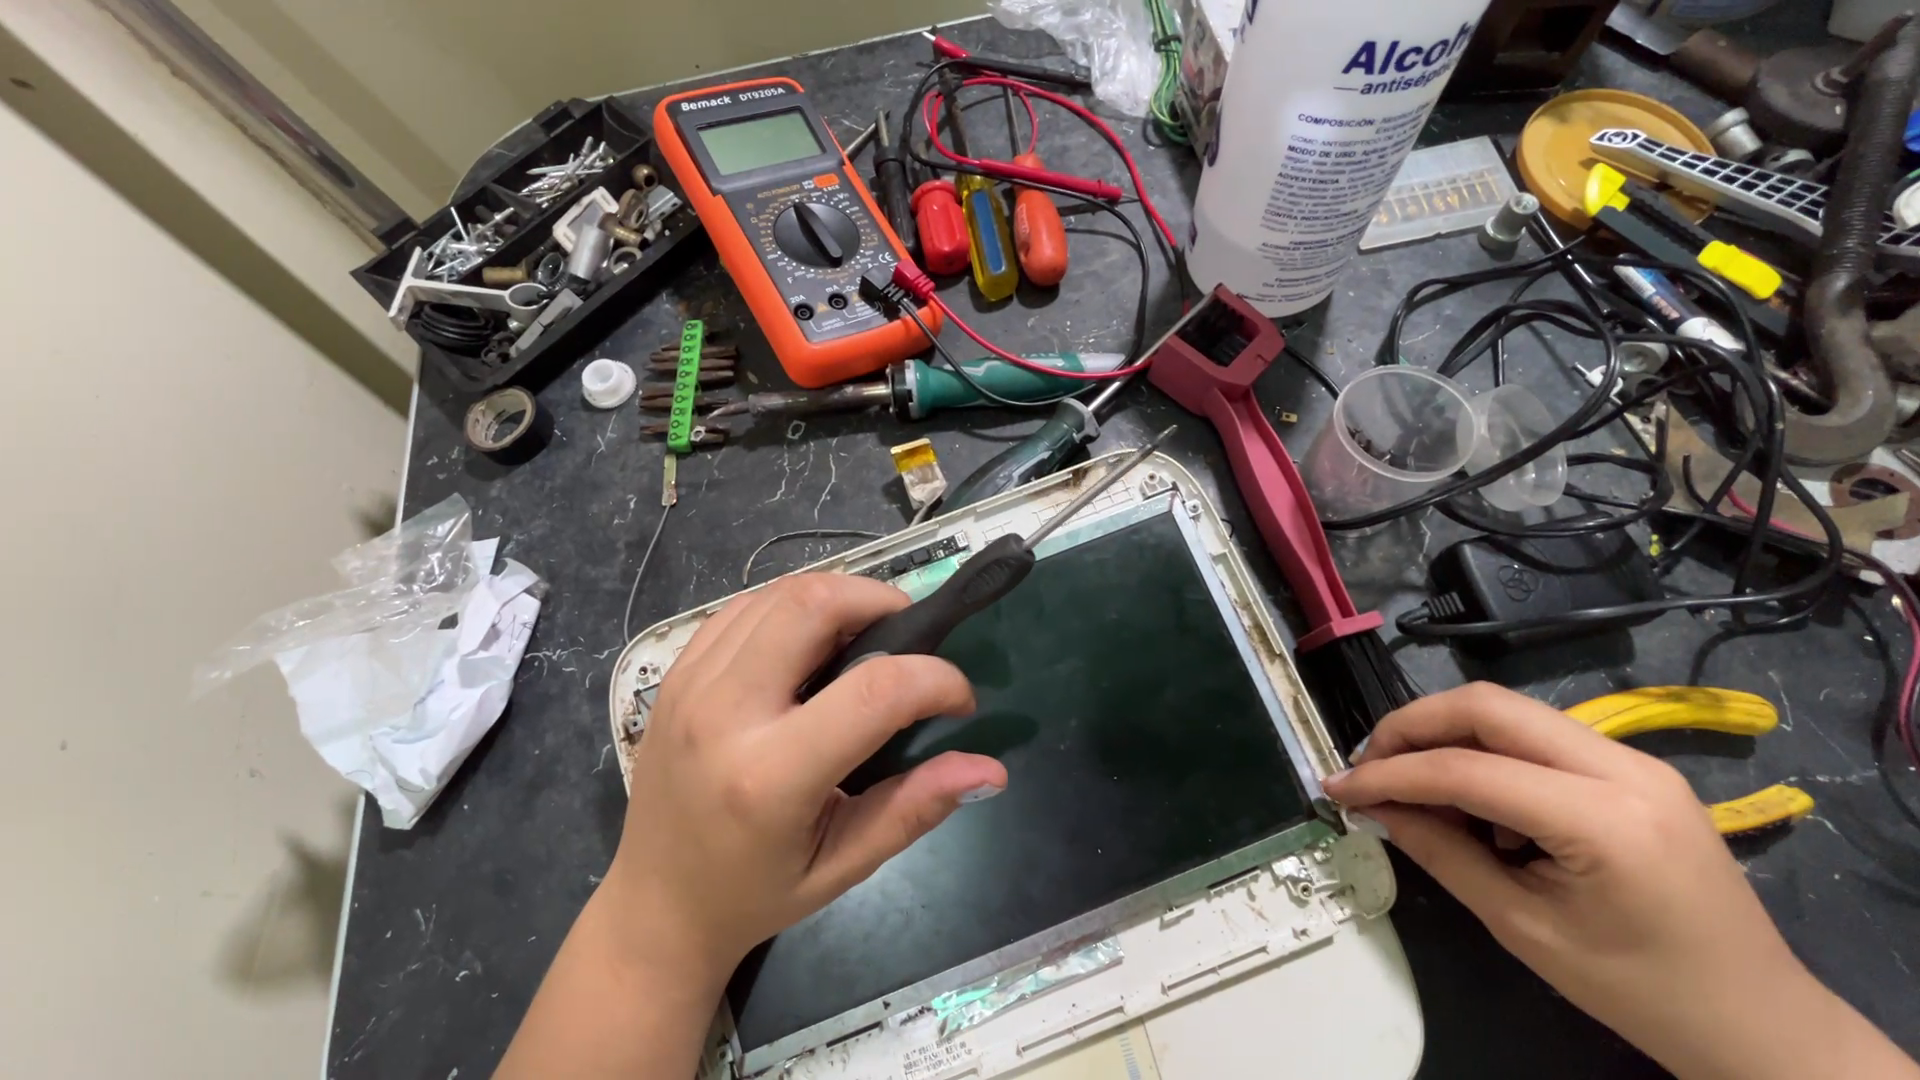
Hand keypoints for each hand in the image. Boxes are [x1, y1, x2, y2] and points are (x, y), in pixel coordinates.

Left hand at [608, 573, 1007, 972]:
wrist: (655, 904)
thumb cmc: (755, 893)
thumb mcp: (843, 865)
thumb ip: (915, 809)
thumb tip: (990, 769)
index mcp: (769, 777)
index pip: (874, 691)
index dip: (936, 678)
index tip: (959, 698)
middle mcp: (723, 715)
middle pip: (812, 605)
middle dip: (880, 600)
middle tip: (909, 635)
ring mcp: (690, 685)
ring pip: (777, 593)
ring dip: (837, 598)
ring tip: (868, 636)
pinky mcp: (676, 673)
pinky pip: (744, 607)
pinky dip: (792, 607)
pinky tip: (812, 644)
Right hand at [1324, 683, 1917, 1079]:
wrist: (1758, 1020)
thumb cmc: (1639, 989)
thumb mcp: (1524, 927)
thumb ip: (1442, 853)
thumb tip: (1374, 807)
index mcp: (1604, 819)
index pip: (1467, 769)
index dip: (1390, 773)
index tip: (1338, 787)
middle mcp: (1623, 767)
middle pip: (1486, 705)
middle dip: (1411, 726)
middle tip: (1368, 765)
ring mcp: (1634, 761)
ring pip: (1508, 711)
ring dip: (1444, 734)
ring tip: (1407, 781)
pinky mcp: (1633, 768)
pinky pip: (1536, 736)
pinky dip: (1483, 752)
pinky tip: (1467, 797)